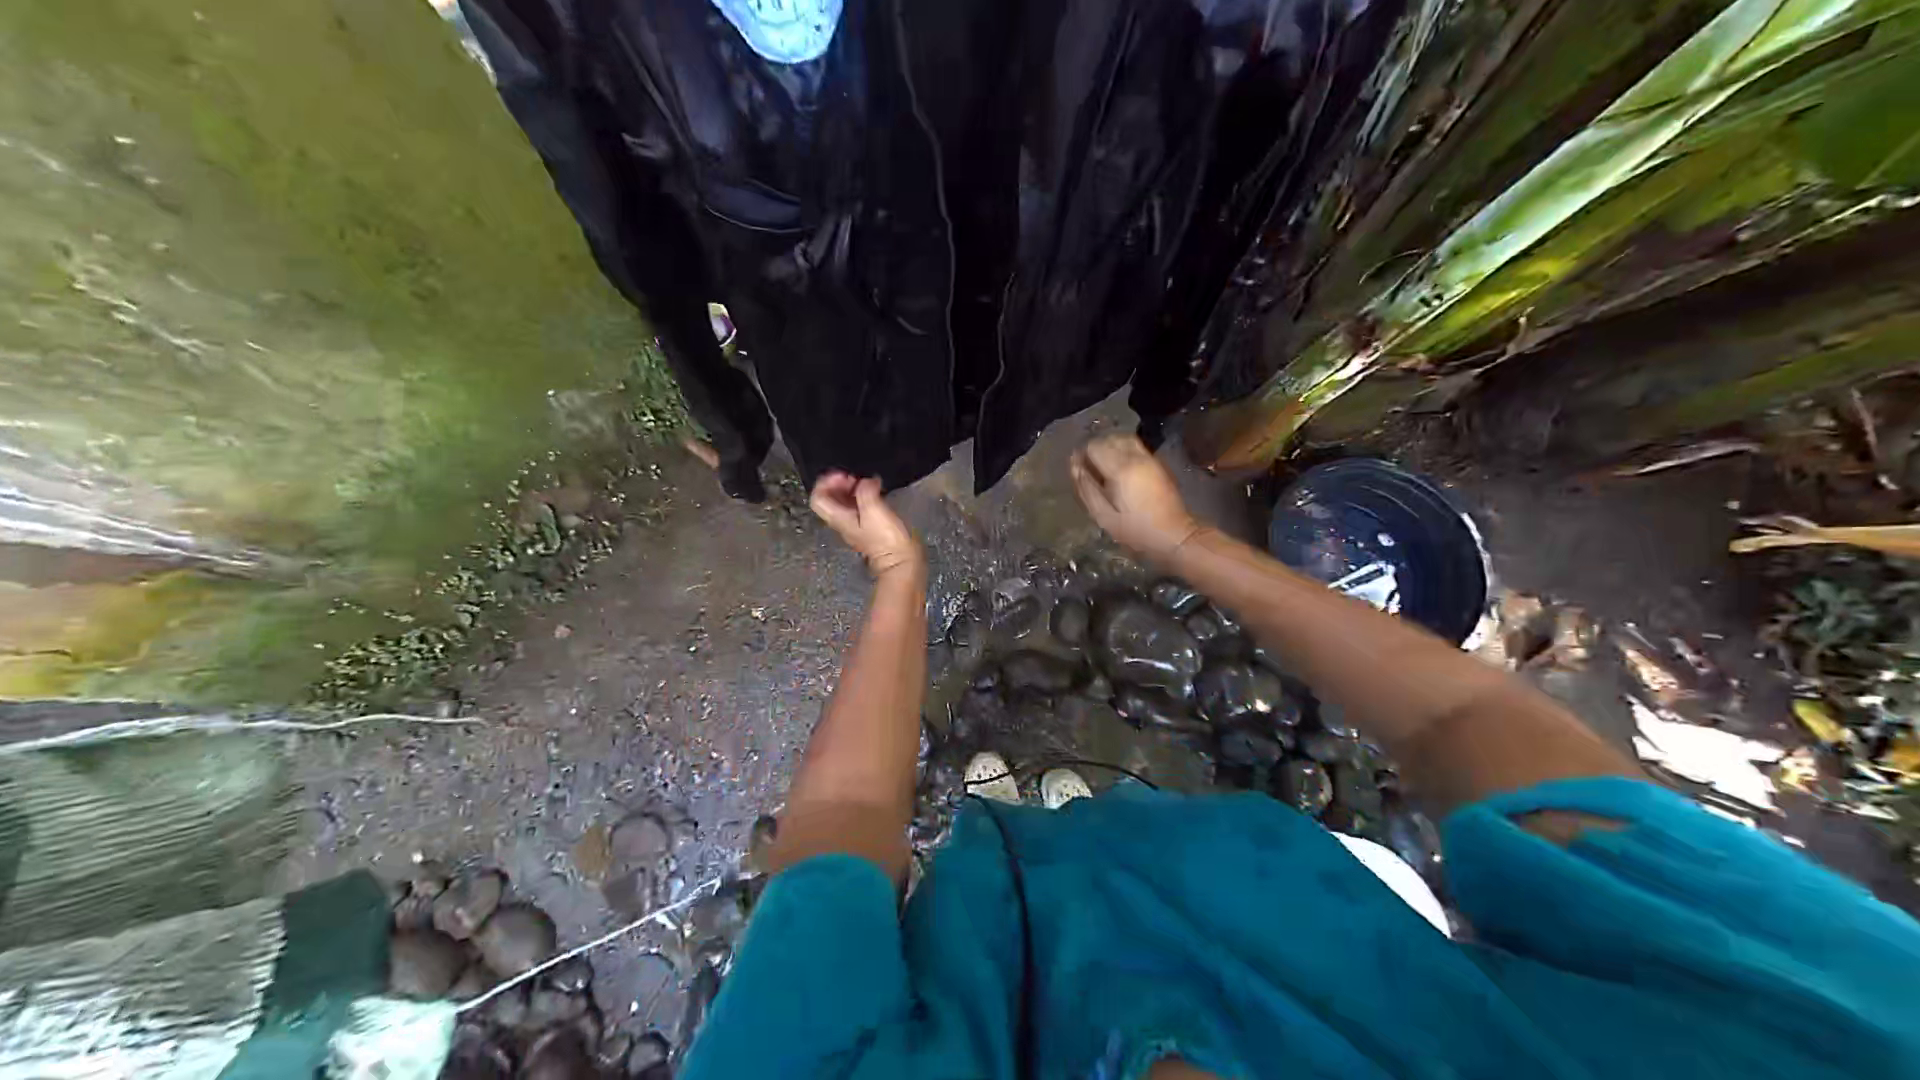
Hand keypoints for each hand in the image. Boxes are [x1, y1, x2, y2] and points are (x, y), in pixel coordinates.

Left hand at [809, 472, 923, 580]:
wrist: (902, 562)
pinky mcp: (868, 527)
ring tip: (866, 483)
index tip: (845, 476)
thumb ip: (865, 491)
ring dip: (850, 489)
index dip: (826, 482)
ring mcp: (854, 526)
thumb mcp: (874, 510)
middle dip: (839, 484)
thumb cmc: (887, 538)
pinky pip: (857, 507)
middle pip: (828, 499)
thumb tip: (867, 482)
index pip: (818, 498)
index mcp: (838, 518)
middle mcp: (842, 523)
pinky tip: (875, 492)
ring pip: (842, 503)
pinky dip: (862, 496)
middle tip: (856, 478)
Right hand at [1070, 434, 1204, 563]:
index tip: (1080, 472)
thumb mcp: (1104, 516)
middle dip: (1095, 450)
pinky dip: (1122, 450)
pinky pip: (1134, 446)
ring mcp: (1149, 458)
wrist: (1174, 534)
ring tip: (1104, 467)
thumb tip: (1074, 466)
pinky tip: (1119, 469)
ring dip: (1109, 447)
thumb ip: (1087, 489)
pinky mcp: (1157, 462)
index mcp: (1121, 470)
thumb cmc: (1136, 530)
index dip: (1082, 456)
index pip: (1094, 447)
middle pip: (1108, 439)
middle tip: (1091, 471)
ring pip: (1122, 439)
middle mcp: (1136, 457)